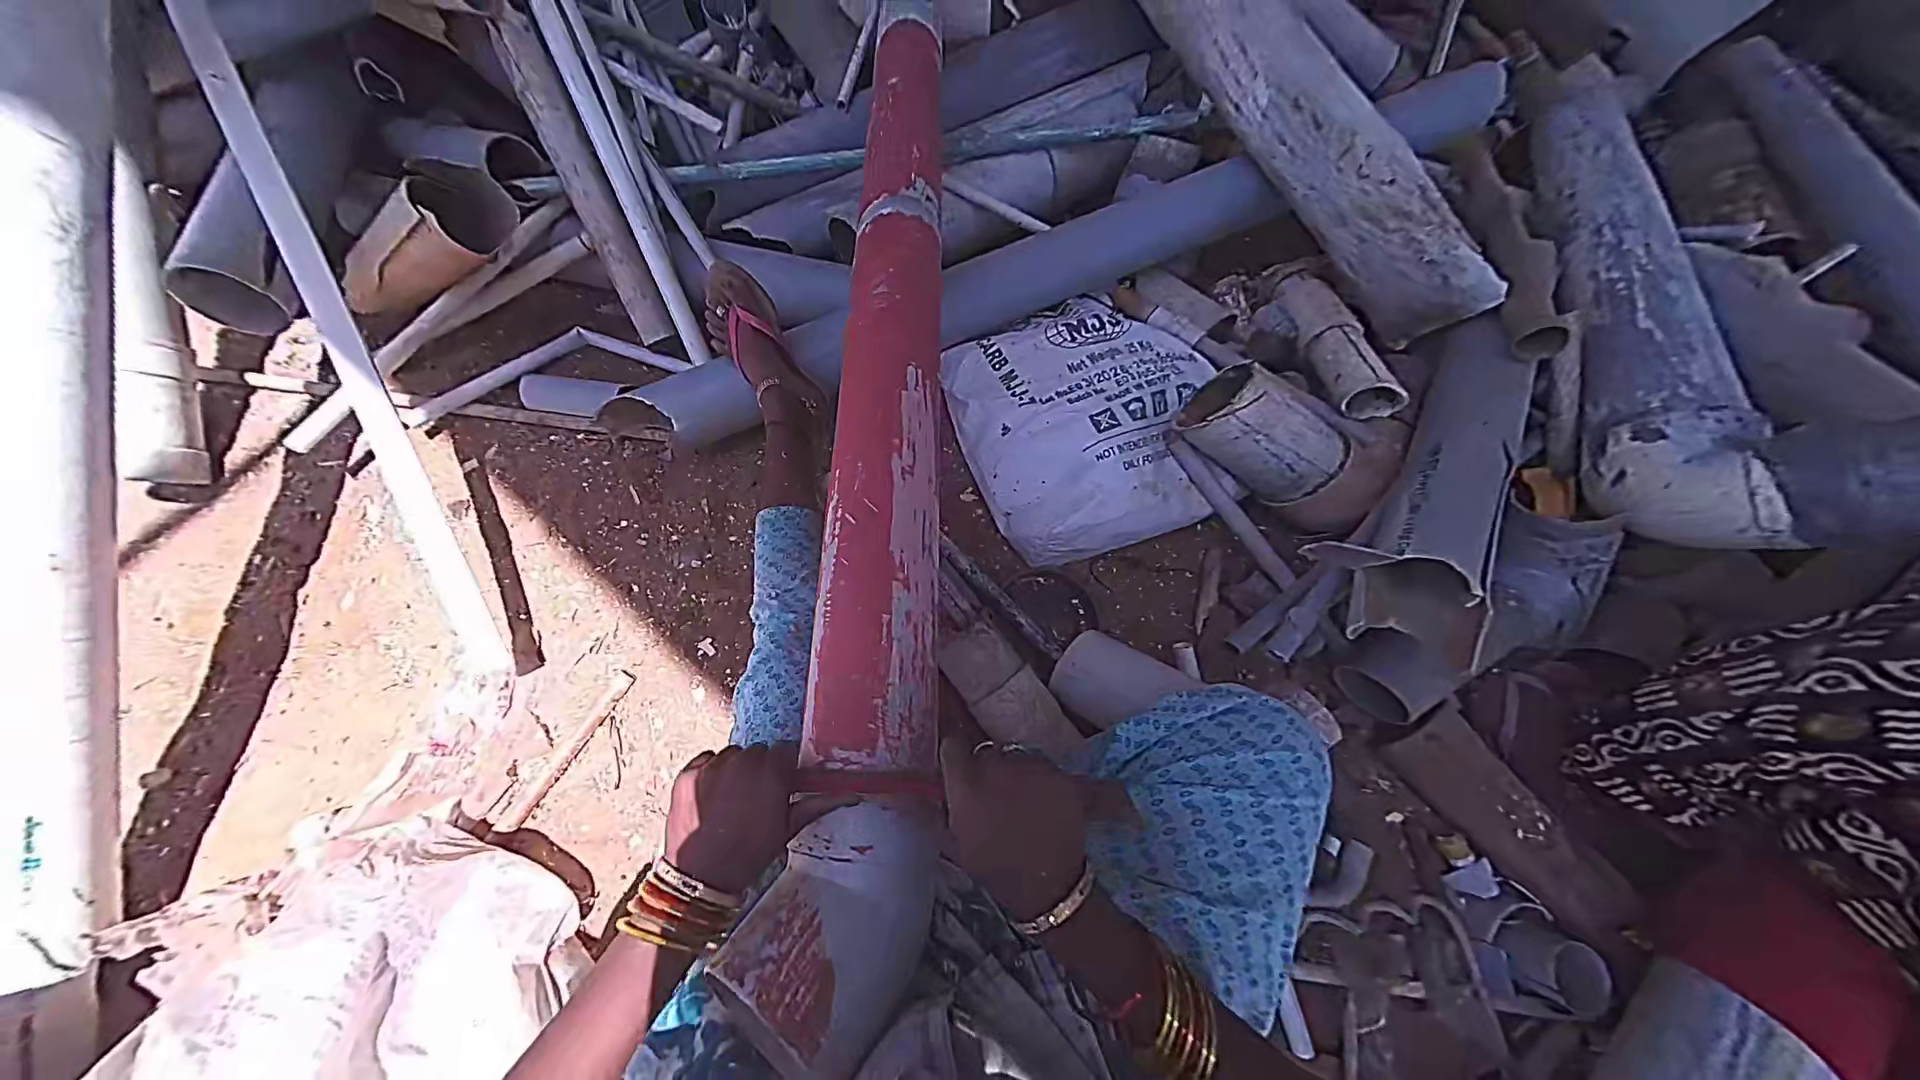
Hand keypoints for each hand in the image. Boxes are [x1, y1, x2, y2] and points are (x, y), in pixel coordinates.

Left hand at [663, 743, 850, 893]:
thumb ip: (818, 804)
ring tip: (732, 798)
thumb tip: (852, 795)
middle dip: (760, 768)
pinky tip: (712, 796)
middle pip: (759, 751)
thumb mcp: (787, 828)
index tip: (781, 784)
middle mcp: (744, 761)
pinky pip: (707, 760)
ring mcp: (713, 765)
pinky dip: (710, 772)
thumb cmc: (749, 853)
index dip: (784, 767)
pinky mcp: (689, 772)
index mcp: (772, 772)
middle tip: (757, 796)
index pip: (785, 750)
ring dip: (736, 769)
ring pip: (733, 754)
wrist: (699, 878)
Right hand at [940, 736, 1088, 920]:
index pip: (953, 745)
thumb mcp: (952, 841)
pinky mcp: (1060, 773)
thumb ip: (926, 810)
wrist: (1047, 886)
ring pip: (1017, 756)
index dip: (955, 755)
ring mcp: (1032, 767)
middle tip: (993, 794)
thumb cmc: (992, 866)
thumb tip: (895, 792)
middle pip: (987, 751)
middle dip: (988, 767)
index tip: (959, 767)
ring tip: (1022, 800)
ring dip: (1016, 771)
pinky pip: (1044, 765)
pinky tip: (1043, 802)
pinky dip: (1042, 779)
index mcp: (966, 782)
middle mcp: (997, 766)